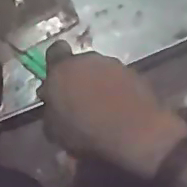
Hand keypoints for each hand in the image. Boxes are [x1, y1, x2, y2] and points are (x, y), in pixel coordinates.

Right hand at [39, 45, 186, 177]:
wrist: (136, 134)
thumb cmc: (87, 133)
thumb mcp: (55, 131)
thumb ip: (51, 113)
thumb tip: (52, 106)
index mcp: (63, 69)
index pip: (55, 52)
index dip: (56, 66)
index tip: (57, 83)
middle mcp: (88, 59)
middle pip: (80, 64)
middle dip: (79, 79)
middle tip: (80, 103)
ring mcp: (115, 65)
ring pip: (101, 72)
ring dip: (99, 86)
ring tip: (103, 110)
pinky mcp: (136, 74)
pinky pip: (120, 81)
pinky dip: (118, 92)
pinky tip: (120, 111)